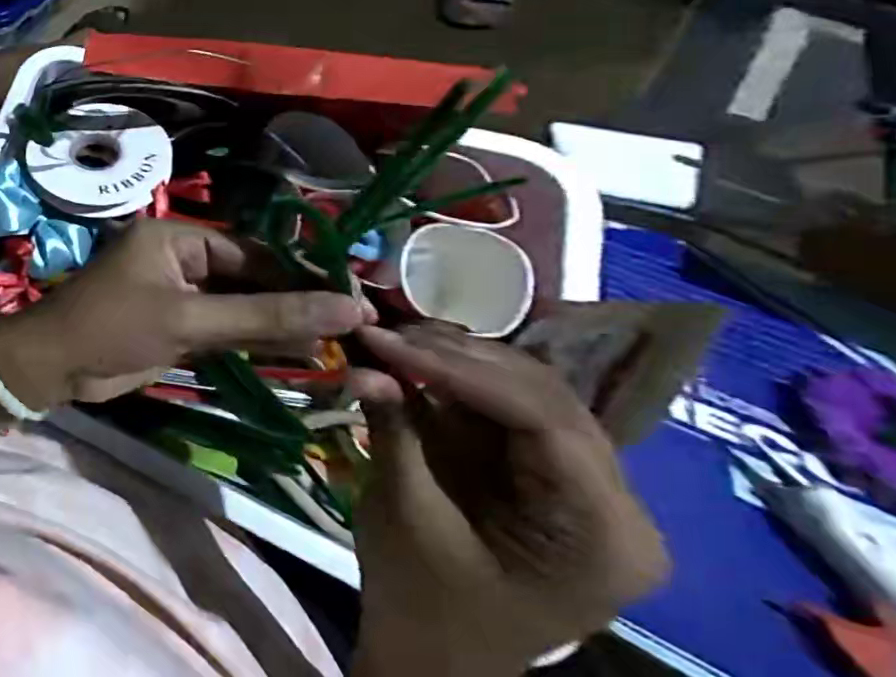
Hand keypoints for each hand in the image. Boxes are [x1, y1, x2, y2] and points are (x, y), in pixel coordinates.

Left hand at [0, 219, 370, 410]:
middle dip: (293, 301)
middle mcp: (178, 259)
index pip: (251, 250)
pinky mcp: (176, 326)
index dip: (300, 273)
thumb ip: (264, 316)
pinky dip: (256, 341)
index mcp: (174, 237)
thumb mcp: (189, 319)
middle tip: (356, 324)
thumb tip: (345, 308)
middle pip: (248, 277)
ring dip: (280, 325)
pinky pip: (225, 329)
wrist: (54, 366)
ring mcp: (177, 294)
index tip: (352, 295)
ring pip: (239, 306)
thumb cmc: (113, 326)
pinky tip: (301, 354)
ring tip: (342, 343)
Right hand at [349, 322, 669, 675]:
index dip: (460, 369)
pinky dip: (454, 383)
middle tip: (381, 332)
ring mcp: (583, 489)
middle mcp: (616, 505)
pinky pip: (506, 413)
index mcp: (603, 533)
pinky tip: (410, 363)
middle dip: (457, 358)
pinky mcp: (545, 478)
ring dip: (455, 362)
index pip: (543, 419)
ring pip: (527, 395)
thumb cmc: (425, 601)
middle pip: (544, 398)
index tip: (385, 339)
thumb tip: (360, 362)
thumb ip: (395, 431)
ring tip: (389, 341)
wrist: (436, 659)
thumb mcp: (406, 513)